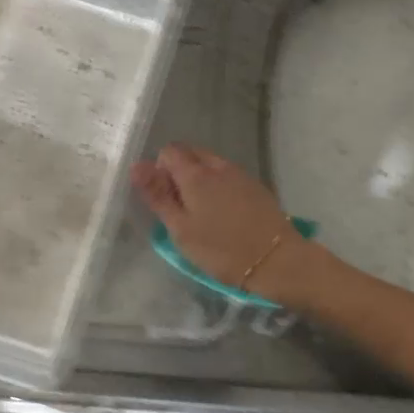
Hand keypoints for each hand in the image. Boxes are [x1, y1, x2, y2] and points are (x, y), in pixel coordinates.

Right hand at [130, 143, 316, 303]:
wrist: (276, 261)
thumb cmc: (221, 250)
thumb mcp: (181, 229)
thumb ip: (158, 196)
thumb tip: (137, 165)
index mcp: (196, 174)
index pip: (169, 151)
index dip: (160, 170)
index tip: (163, 199)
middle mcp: (218, 166)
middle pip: (191, 153)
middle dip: (179, 171)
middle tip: (180, 207)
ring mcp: (241, 175)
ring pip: (211, 164)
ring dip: (200, 179)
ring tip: (201, 213)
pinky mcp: (256, 187)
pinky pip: (229, 176)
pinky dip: (219, 186)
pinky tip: (224, 214)